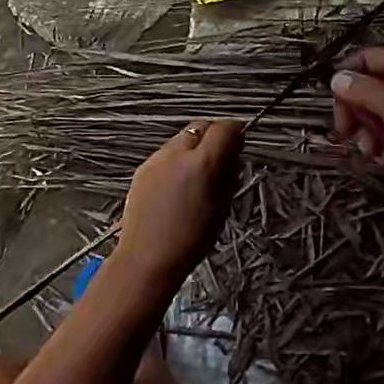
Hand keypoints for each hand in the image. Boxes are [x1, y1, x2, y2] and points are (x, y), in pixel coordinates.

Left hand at [116, 119, 242, 281]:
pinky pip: (165, 154)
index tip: (240, 138)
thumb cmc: (190, 240)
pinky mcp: (142, 169)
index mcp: (202, 163)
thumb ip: (229, 173)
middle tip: (223, 155)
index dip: (236, 130)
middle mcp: (177, 154)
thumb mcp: (222, 206)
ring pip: (182, 138)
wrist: (147, 258)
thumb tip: (234, 152)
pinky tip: (179, 183)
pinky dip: (177, 159)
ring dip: (195, 147)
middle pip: (201, 126)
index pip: (224, 128)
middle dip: (214, 135)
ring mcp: (156, 160)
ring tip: (200, 173)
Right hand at [331, 47, 383, 200]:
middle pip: (362, 87)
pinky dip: (377, 143)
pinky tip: (382, 157)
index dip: (346, 79)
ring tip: (372, 151)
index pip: (364, 60)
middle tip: (347, 132)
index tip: (338, 105)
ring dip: (364, 132)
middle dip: (354, 111)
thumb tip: (336, 78)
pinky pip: (381, 130)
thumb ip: (365, 93)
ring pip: (369, 112)